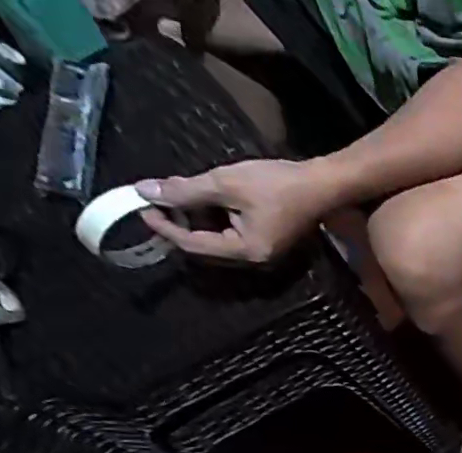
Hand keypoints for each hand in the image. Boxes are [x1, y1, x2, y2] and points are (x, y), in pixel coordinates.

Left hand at [136, 158, 339, 261]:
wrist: (321, 185)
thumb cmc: (276, 185)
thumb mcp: (225, 184)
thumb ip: (185, 191)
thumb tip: (145, 191)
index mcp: (246, 251)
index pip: (194, 245)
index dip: (164, 226)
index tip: (140, 205)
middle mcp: (255, 259)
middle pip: (206, 248)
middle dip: (179, 225)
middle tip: (157, 200)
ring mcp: (264, 252)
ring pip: (219, 242)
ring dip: (195, 222)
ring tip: (178, 197)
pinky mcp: (269, 240)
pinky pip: (233, 236)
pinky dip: (214, 221)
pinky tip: (205, 202)